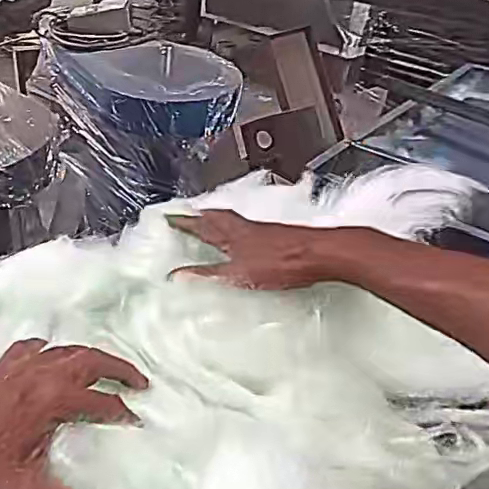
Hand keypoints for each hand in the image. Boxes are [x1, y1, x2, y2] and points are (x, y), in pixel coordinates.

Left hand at [0, 340, 146, 488]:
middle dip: (119, 369)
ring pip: (67, 349)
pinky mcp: (2, 367)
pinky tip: (50, 355)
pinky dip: (50, 349)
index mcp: (53, 399)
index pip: (101, 401)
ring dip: (91, 356)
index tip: (135, 421)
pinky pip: (34, 348)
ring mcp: (21, 366)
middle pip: (91, 361)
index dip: (122, 412)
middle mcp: (42, 374)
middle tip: (138, 381)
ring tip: (105, 365)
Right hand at [166, 210, 361, 289]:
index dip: (183, 222)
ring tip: (208, 219)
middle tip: (187, 213)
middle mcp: (243, 226)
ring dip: (216, 217)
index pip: (200, 226)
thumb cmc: (281, 263)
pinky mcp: (275, 234)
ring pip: (231, 218)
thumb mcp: (238, 274)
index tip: (168, 217)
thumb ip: (207, 274)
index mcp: (230, 234)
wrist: (319, 253)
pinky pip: (245, 224)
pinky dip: (234, 225)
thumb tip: (177, 274)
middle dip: (199, 215)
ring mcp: (260, 229)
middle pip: (215, 216)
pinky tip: (240, 235)